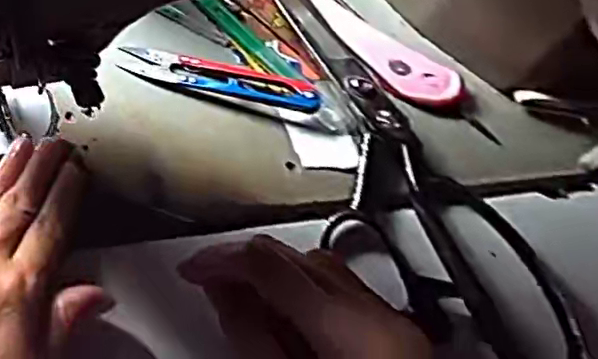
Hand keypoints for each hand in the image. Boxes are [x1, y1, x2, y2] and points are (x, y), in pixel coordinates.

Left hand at [0, 136, 111, 358]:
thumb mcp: (36, 358)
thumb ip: (66, 318)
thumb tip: (97, 294)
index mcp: (21, 285)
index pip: (53, 222)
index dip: (68, 190)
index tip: (77, 170)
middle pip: (25, 199)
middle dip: (44, 166)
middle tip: (57, 144)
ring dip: (10, 165)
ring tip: (25, 144)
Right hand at [179, 235, 431, 358]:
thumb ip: (255, 341)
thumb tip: (222, 294)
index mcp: (350, 328)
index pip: (266, 262)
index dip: (219, 257)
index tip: (192, 268)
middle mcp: (380, 316)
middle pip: (292, 257)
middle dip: (244, 263)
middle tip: (210, 282)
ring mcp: (398, 326)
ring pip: (317, 268)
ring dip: (274, 275)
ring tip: (244, 301)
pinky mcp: (405, 339)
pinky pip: (342, 292)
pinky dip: (305, 294)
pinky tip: (287, 316)